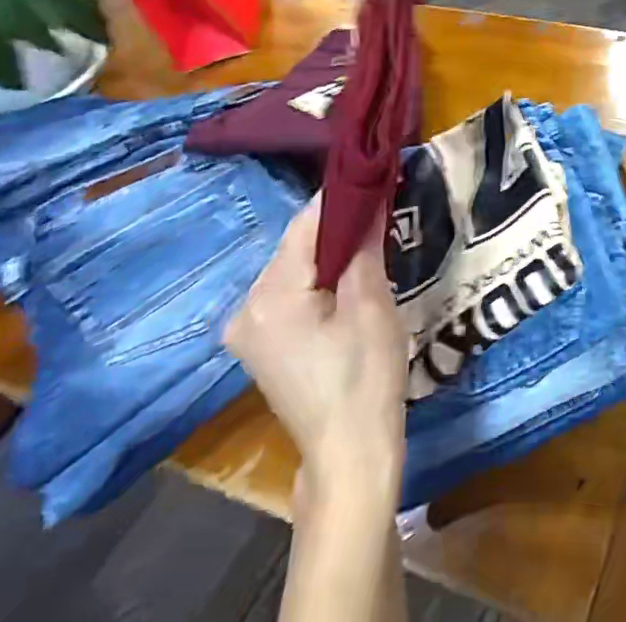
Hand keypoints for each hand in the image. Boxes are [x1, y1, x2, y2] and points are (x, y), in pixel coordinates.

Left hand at [225, 193, 407, 491]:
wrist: (349, 449)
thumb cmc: (366, 375)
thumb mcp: (372, 305)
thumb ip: (364, 247)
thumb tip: (369, 198)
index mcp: (269, 296)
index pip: (305, 227)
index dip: (341, 199)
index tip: (375, 176)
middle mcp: (244, 307)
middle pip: (295, 248)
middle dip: (337, 227)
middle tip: (381, 208)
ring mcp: (246, 329)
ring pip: (292, 270)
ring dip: (329, 253)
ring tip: (371, 238)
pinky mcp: (259, 344)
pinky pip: (289, 293)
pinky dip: (318, 279)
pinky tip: (348, 279)